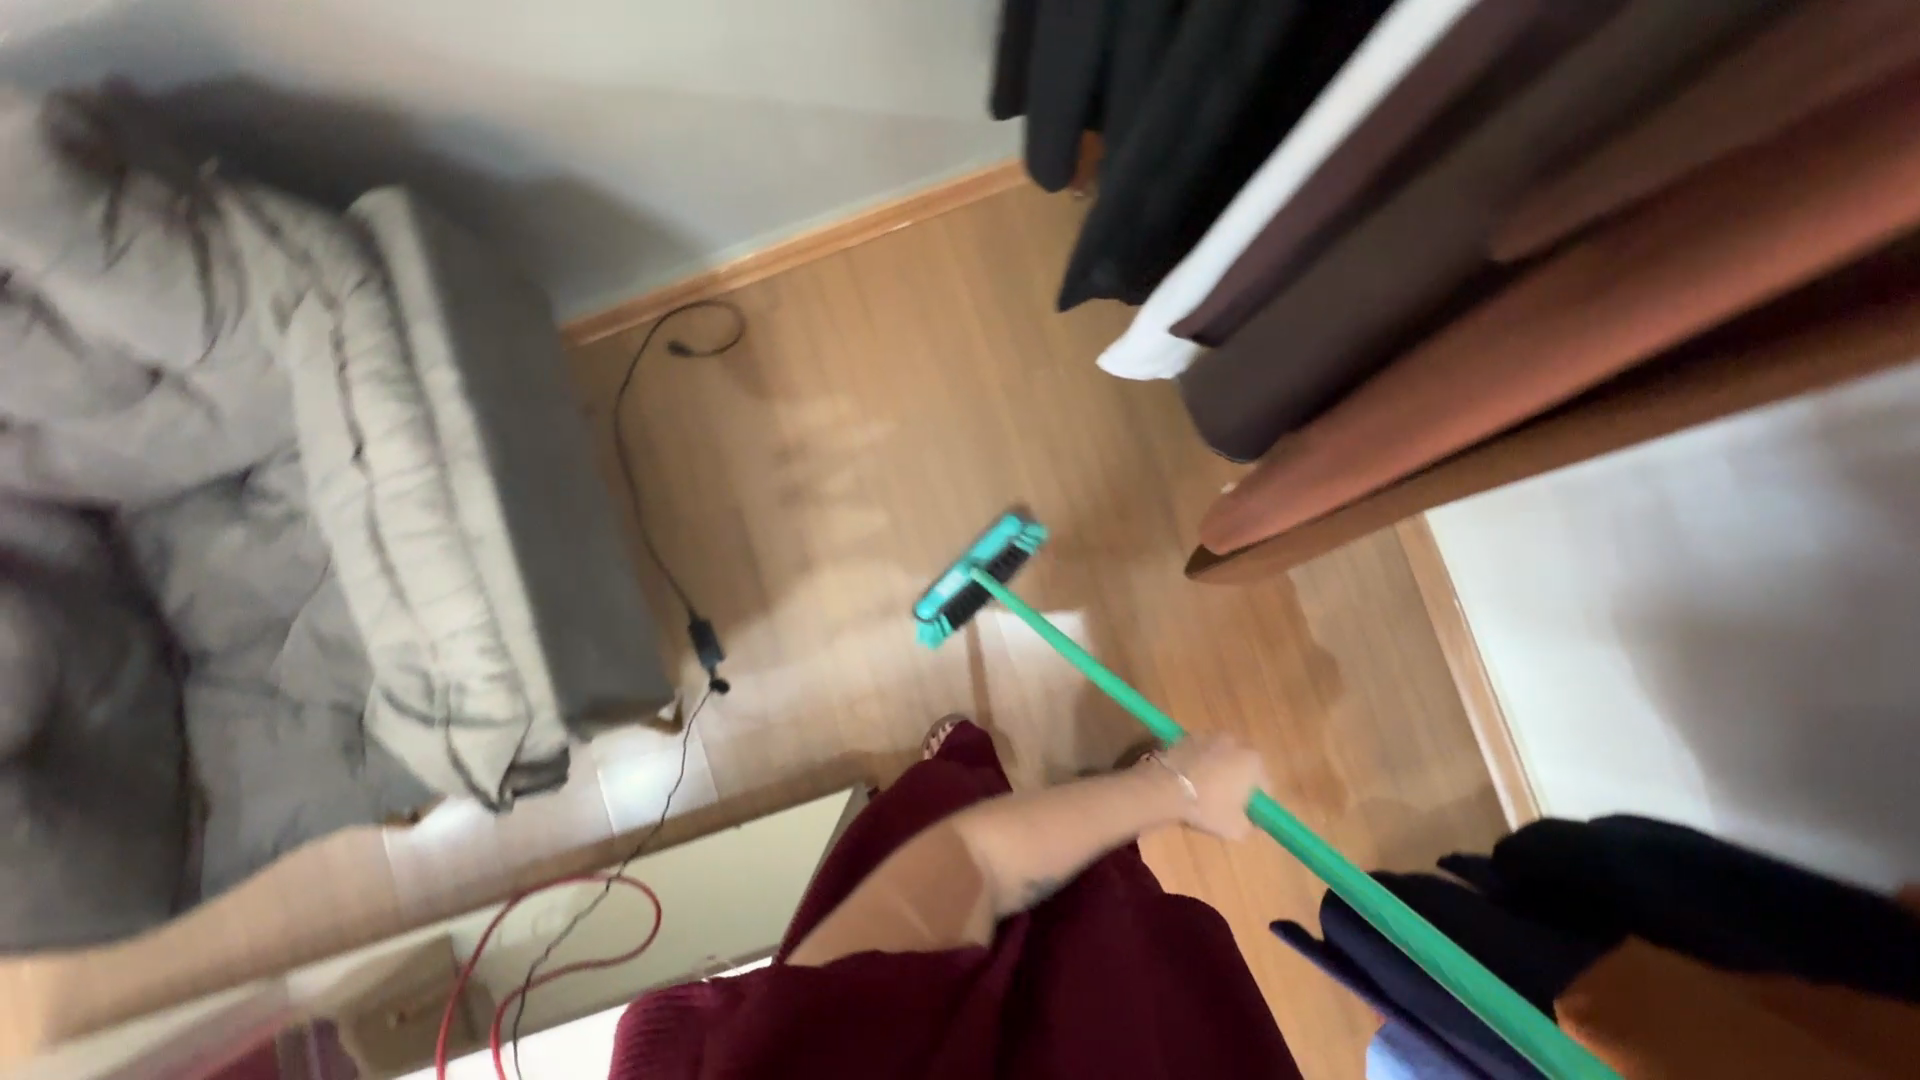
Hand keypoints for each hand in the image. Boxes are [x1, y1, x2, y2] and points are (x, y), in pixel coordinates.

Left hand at [1149, 734, 1269, 840]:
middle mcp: (1235, 742)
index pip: (1264, 786)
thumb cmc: (1207, 807)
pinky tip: (1187, 780)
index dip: (1256, 804)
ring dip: (1216, 771)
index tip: (1245, 816)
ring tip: (1201, 792)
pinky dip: (1197, 764)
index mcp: (1253, 762)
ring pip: (1220, 758)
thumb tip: (1249, 821)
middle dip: (1236, 783)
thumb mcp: (1236, 829)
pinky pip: (1199, 754)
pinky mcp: (1185, 736)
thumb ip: (1250, 825)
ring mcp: (1208, 735)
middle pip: (1242, 767)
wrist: (1164, 786)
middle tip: (1223, 804)